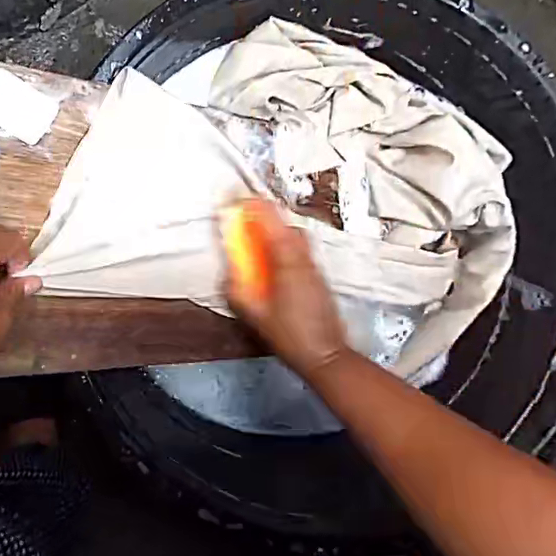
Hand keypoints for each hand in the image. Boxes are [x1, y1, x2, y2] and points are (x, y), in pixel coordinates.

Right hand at [222, 199, 352, 379]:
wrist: (326, 356)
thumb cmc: (290, 336)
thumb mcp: (253, 314)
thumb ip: (237, 289)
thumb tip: (228, 271)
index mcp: (287, 262)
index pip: (271, 222)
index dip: (254, 207)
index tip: (239, 199)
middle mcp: (304, 259)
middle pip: (287, 224)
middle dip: (266, 215)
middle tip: (247, 217)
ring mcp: (315, 268)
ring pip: (297, 237)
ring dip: (277, 230)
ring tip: (258, 237)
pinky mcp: (318, 279)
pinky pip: (300, 251)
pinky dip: (285, 245)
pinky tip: (273, 261)